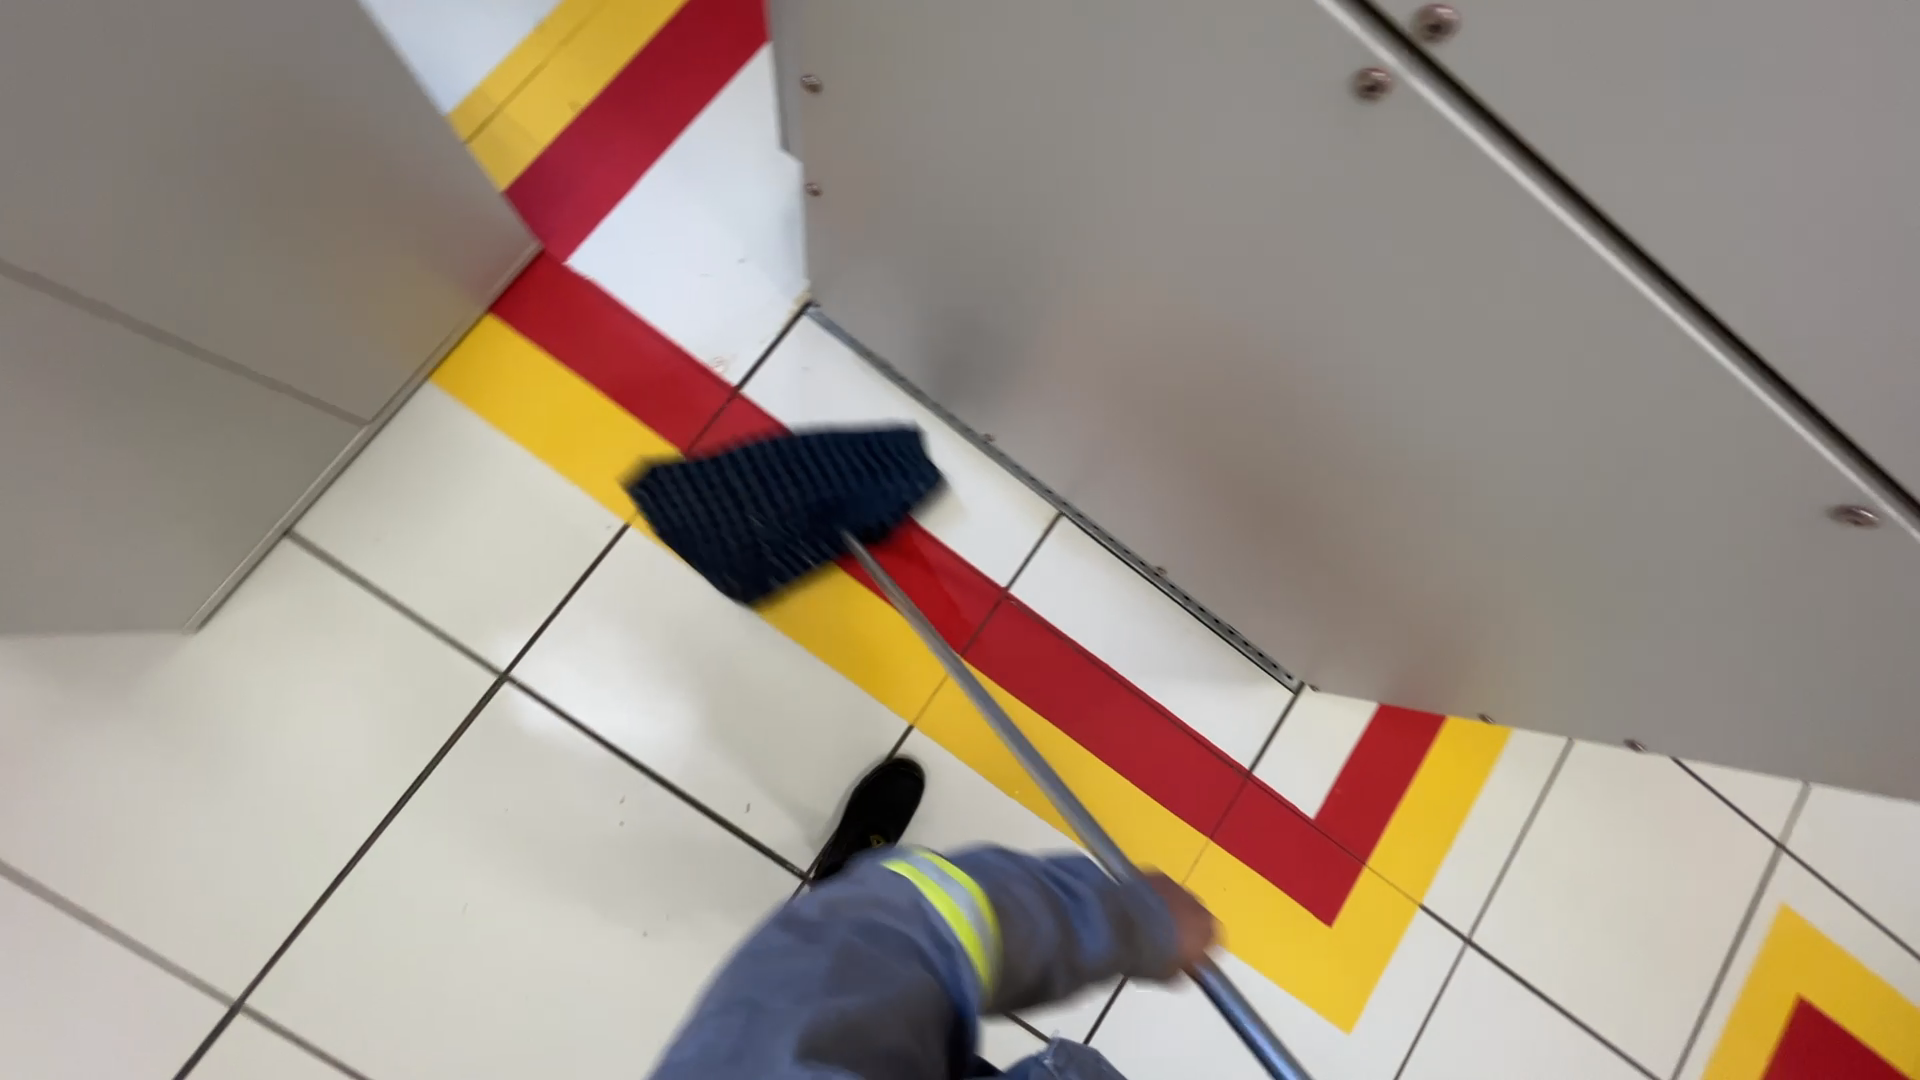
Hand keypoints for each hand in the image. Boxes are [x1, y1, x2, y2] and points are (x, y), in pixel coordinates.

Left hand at [1145, 872, 1217, 977]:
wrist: (1118, 926)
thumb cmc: (1147, 956)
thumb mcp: (1170, 975)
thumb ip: (1184, 966)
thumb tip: (1182, 963)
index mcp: (1207, 930)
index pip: (1211, 938)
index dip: (1197, 945)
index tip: (1185, 953)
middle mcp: (1196, 904)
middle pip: (1195, 914)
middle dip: (1183, 923)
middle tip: (1165, 936)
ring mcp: (1175, 886)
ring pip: (1177, 898)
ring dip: (1168, 906)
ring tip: (1148, 919)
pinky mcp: (1154, 873)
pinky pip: (1159, 886)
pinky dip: (1152, 893)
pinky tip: (1139, 904)